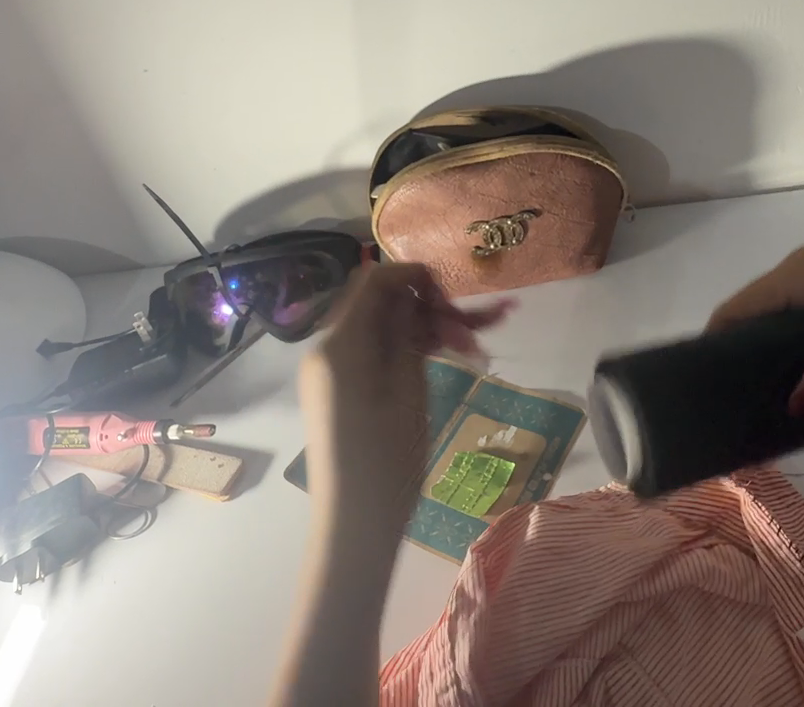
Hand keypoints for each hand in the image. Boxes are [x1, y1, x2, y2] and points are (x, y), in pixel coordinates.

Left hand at [299, 264, 510, 528]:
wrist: (356, 526)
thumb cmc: (388, 459)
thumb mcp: (407, 386)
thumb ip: (407, 330)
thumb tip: (412, 292)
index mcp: (339, 343)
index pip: (375, 282)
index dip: (415, 278)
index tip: (454, 296)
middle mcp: (326, 349)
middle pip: (380, 305)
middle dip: (429, 309)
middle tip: (477, 332)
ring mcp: (331, 371)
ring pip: (383, 330)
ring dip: (425, 331)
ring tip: (474, 347)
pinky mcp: (339, 390)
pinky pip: (374, 354)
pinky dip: (407, 352)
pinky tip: (445, 359)